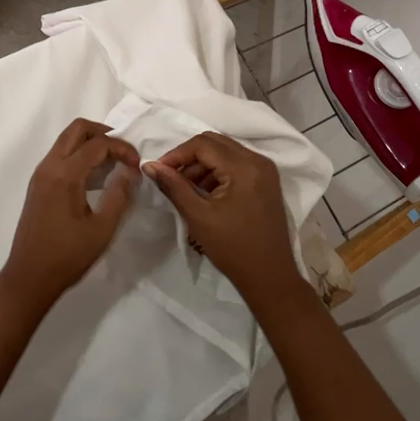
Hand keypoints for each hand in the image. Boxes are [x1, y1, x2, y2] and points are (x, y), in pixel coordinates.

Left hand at [0, 118, 139, 303]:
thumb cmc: (67, 256)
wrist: (29, 277)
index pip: (97, 144)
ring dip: (90, 143)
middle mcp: (49, 166)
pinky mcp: (38, 184)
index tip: (138, 164)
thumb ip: (119, 195)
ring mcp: (40, 174)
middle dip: (104, 133)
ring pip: (66, 140)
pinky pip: (60, 155)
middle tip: (124, 152)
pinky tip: (95, 176)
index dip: (122, 148)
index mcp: (65, 174)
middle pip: (77, 129)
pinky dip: (79, 155)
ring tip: (114, 163)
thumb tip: (131, 171)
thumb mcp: (102, 228)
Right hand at [145, 132, 302, 304]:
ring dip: (203, 164)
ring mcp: (265, 170)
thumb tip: (150, 166)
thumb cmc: (233, 248)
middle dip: (189, 156)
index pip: (203, 145)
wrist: (270, 277)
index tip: (159, 170)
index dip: (177, 154)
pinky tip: (205, 192)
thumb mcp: (198, 216)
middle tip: (171, 176)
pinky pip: (236, 163)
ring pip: (225, 151)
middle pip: (215, 142)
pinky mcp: (266, 181)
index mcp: (244, 167)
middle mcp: (258, 161)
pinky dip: (218, 171)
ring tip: (185, 187)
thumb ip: (173, 186)